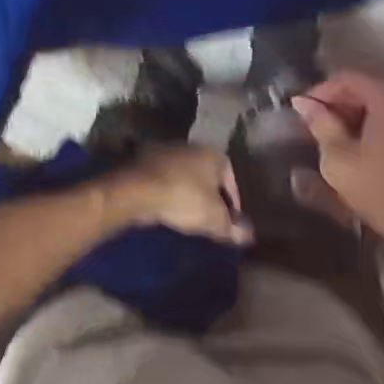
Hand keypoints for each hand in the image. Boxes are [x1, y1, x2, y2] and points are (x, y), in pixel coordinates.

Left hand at [104, 145, 252, 244]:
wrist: (136, 189)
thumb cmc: (184, 198)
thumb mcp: (214, 219)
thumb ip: (232, 228)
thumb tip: (247, 236)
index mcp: (213, 154)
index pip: (231, 179)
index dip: (233, 202)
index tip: (230, 220)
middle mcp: (190, 146)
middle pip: (206, 176)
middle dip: (209, 196)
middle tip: (210, 218)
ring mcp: (163, 151)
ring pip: (183, 176)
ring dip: (186, 193)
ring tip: (187, 215)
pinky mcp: (142, 161)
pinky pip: (162, 179)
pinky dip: (166, 191)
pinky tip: (165, 207)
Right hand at [292, 70, 383, 332]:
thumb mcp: (340, 164)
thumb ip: (321, 126)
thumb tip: (304, 103)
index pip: (347, 76)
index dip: (319, 93)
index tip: (302, 116)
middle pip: (373, 84)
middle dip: (344, 103)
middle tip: (321, 130)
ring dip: (368, 114)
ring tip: (348, 142)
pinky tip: (379, 150)